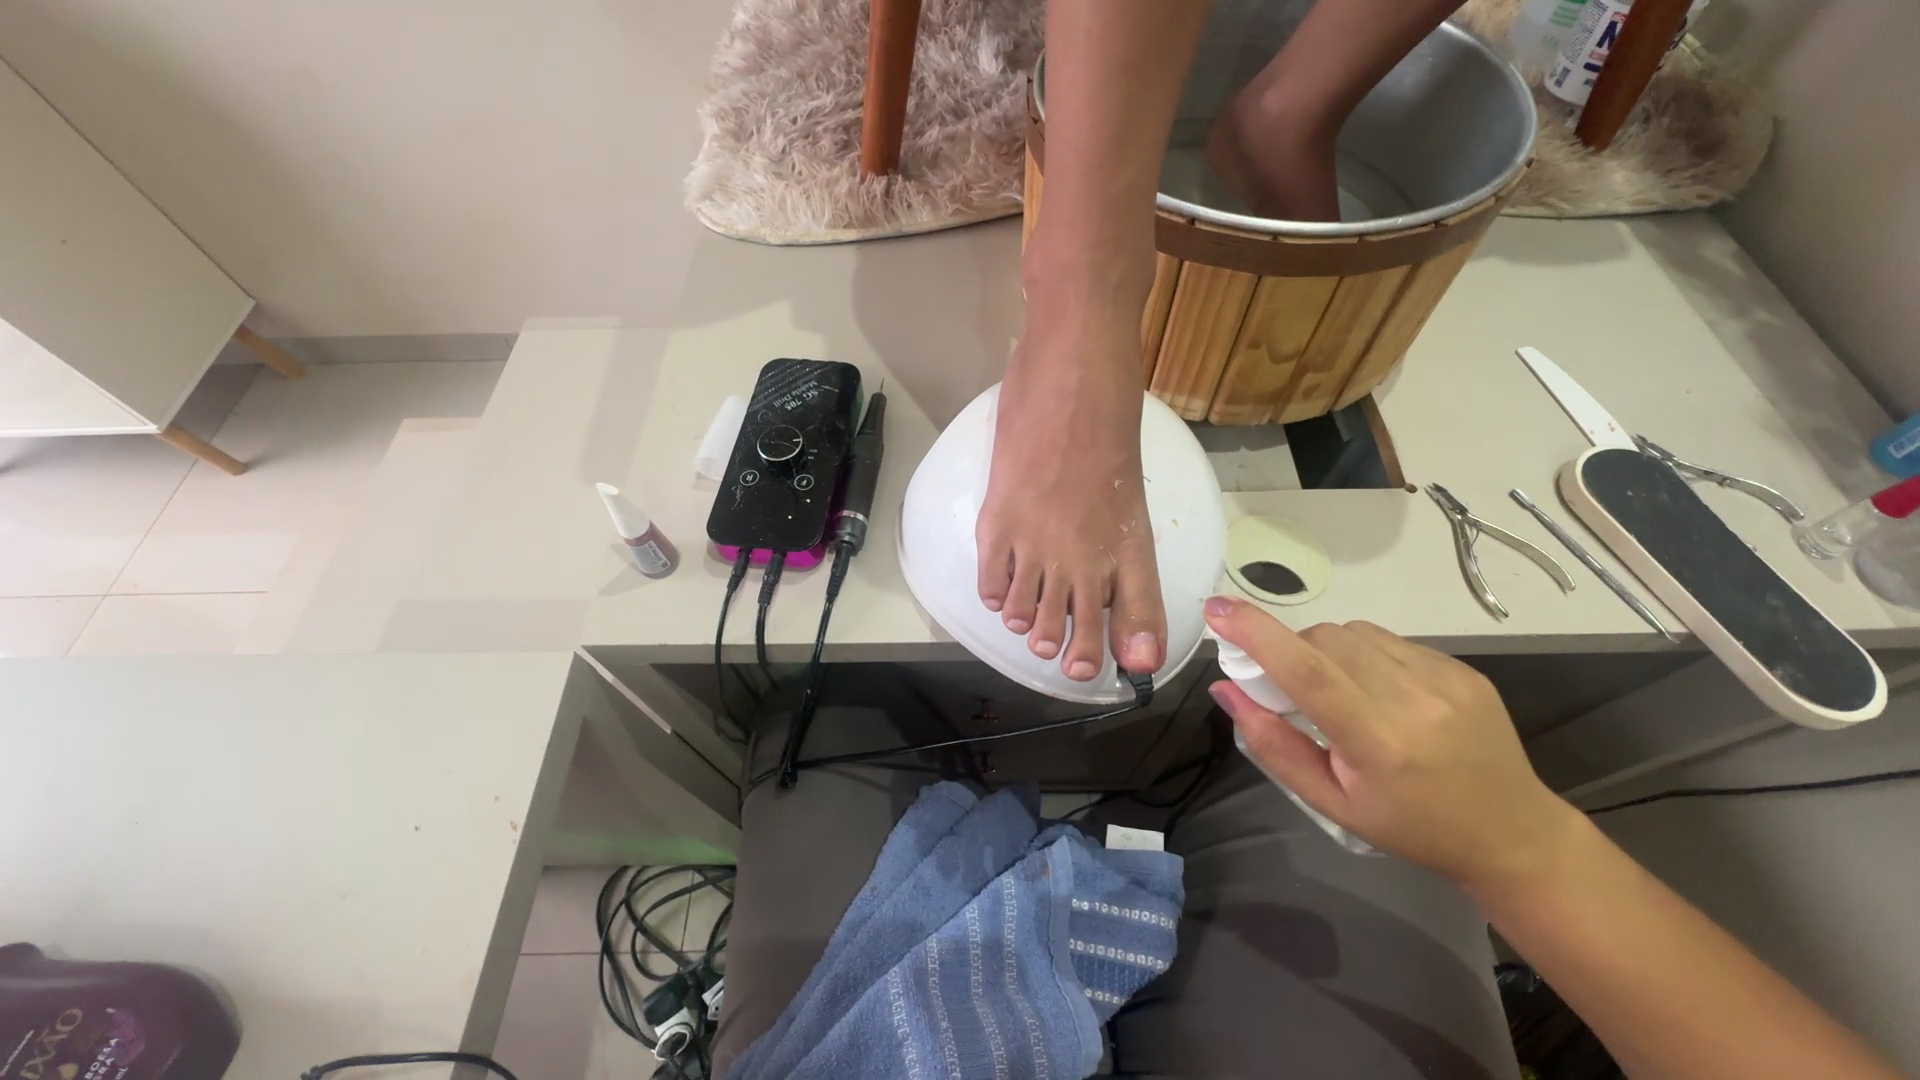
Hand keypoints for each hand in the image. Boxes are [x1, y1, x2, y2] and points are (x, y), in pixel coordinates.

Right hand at [1204, 595, 1583, 887]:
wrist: (1510, 833)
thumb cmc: (1409, 827)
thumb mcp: (1330, 802)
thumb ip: (1273, 744)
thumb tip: (1226, 689)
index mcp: (1378, 743)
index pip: (1307, 671)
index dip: (1258, 634)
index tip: (1218, 609)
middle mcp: (1414, 701)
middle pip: (1325, 640)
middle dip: (1291, 649)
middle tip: (1286, 684)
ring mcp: (1445, 679)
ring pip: (1355, 632)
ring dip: (1326, 649)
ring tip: (1338, 690)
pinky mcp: (1462, 668)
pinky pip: (1390, 640)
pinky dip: (1364, 655)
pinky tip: (1379, 691)